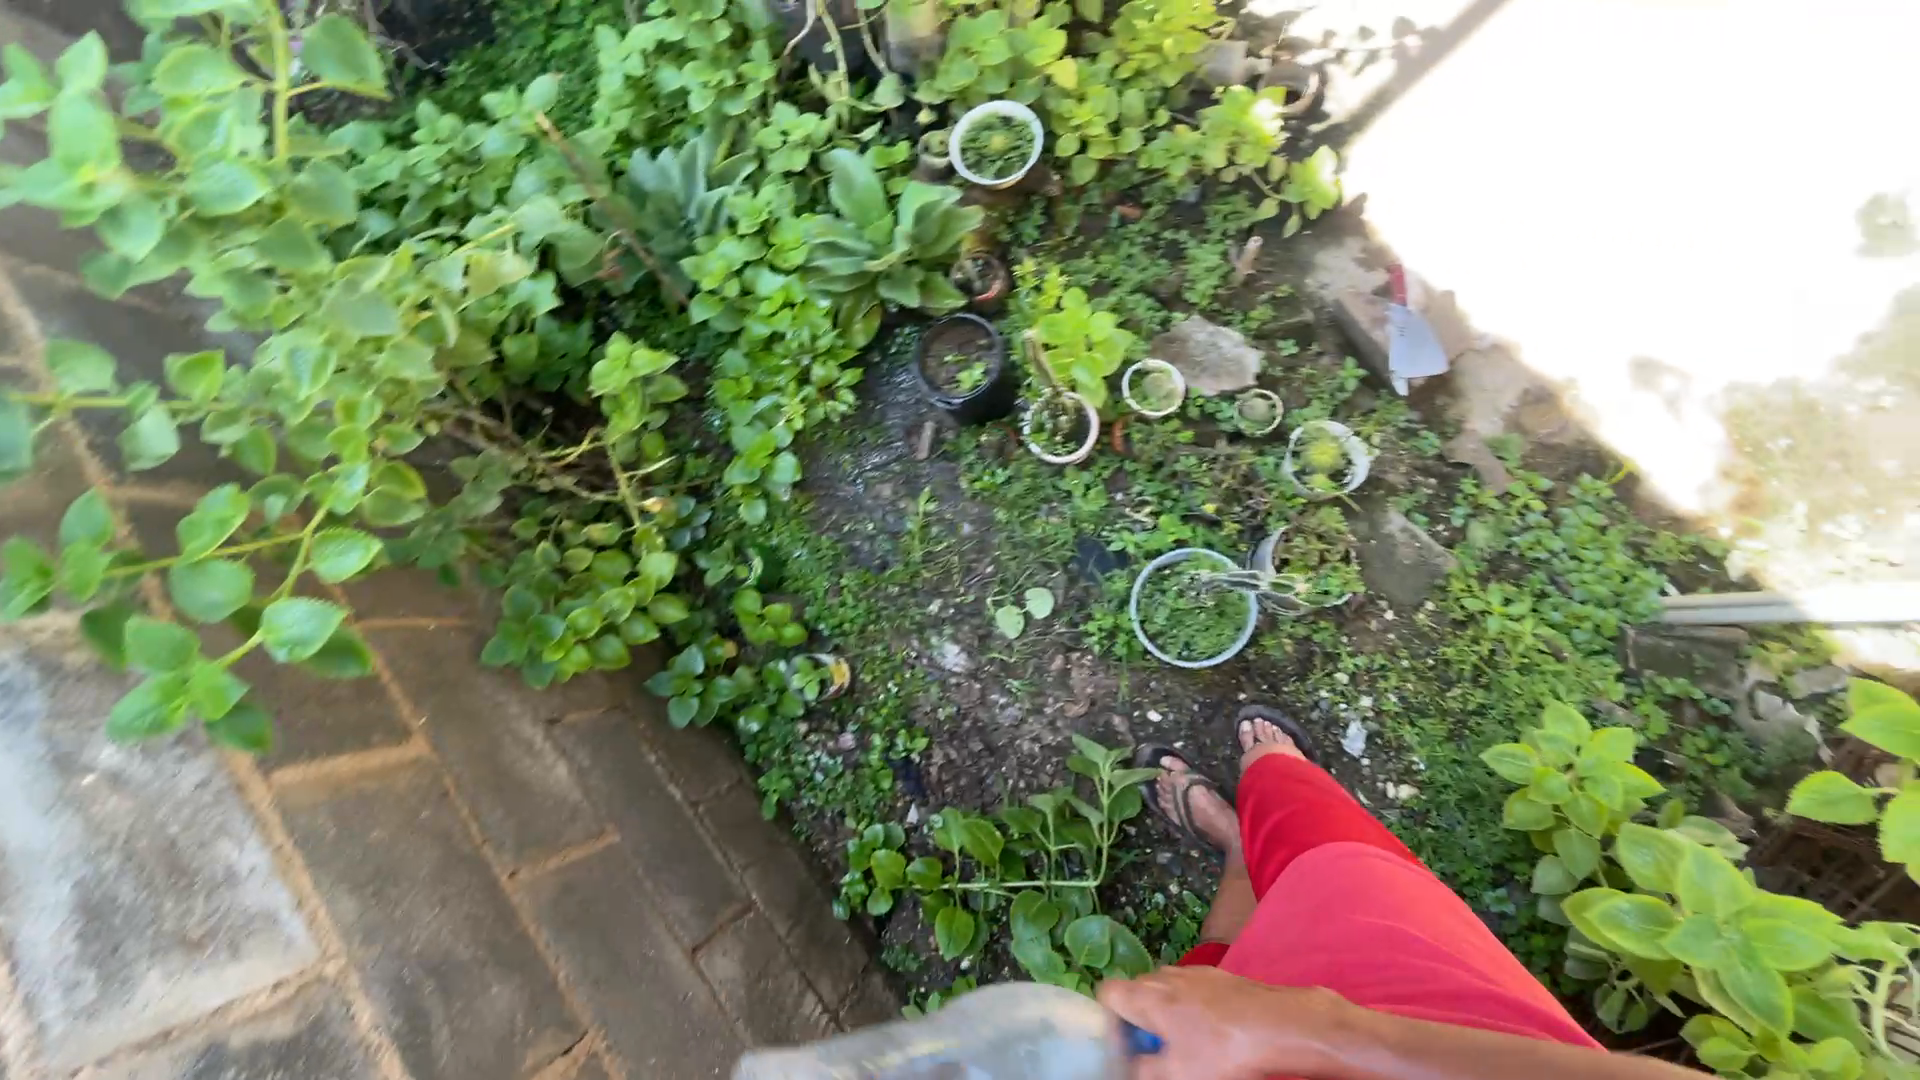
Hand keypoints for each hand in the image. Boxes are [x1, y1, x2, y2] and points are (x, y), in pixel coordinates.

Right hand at [1097, 966, 1351, 1079]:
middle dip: (1140, 1024)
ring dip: (1166, 1017)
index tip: (1128, 1050)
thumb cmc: (1220, 1052)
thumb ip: (1144, 1071)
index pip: (1106, 993)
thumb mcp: (1177, 1075)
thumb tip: (1134, 1067)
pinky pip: (1187, 990)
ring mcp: (1189, 971)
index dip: (1109, 1023)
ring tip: (1188, 1047)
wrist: (1274, 1023)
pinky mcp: (1214, 975)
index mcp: (1144, 995)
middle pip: (1135, 994)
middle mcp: (1161, 975)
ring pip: (1164, 992)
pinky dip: (1189, 1009)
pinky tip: (1213, 1034)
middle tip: (1158, 1055)